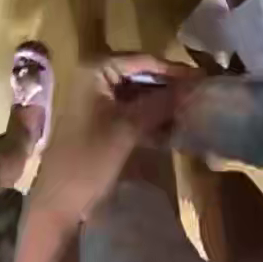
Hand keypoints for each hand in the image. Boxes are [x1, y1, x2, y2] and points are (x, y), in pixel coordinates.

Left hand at [26, 54, 196, 226]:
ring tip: (194, 112)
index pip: (142, 60)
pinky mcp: (101, 119)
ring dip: (163, 104)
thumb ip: (161, 103)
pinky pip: (131, 111)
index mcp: (96, 68)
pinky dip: (152, 118)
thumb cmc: (90, 159)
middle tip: (202, 95)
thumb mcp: (128, 128)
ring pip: (138, 94)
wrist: (59, 201)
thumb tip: (194, 86)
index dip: (173, 69)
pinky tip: (175, 129)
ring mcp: (97, 98)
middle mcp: (95, 76)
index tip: (203, 77)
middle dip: (169, 87)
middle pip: (141, 74)